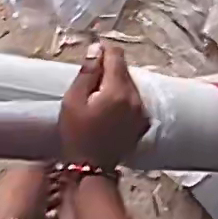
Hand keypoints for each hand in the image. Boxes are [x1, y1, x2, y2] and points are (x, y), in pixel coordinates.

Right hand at [58, 43, 147, 169]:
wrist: (91, 169)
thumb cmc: (76, 134)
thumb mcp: (73, 100)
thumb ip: (87, 72)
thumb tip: (97, 48)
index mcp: (118, 91)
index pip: (116, 55)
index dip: (103, 50)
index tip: (92, 54)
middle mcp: (136, 98)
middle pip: (124, 69)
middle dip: (108, 68)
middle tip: (89, 81)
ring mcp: (142, 111)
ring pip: (129, 84)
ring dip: (115, 83)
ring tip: (97, 96)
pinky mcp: (143, 122)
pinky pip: (134, 99)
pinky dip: (122, 97)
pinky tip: (108, 108)